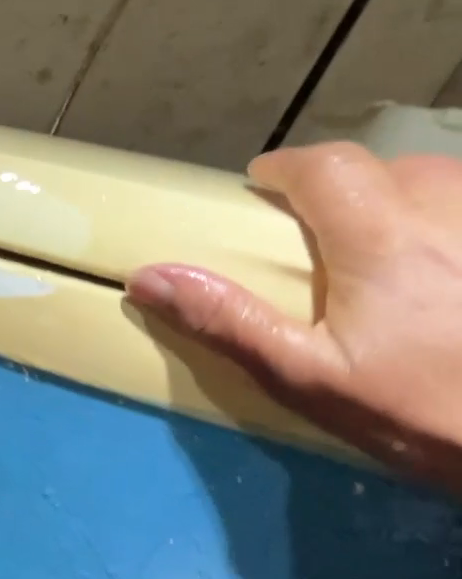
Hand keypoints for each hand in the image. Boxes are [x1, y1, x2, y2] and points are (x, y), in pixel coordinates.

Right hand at [126, 142, 461, 488]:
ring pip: (452, 182)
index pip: (329, 167)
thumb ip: (228, 322)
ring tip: (383, 239)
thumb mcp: (305, 377)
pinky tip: (439, 259)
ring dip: (409, 195)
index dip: (287, 166)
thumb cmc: (423, 411)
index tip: (259, 186)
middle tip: (318, 224)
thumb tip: (148, 277)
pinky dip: (447, 219)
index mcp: (385, 243)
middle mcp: (453, 219)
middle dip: (348, 183)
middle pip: (396, 167)